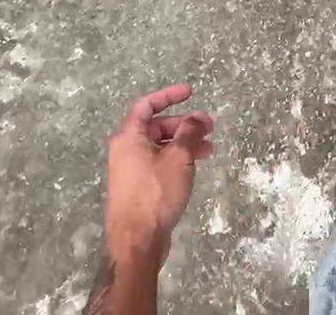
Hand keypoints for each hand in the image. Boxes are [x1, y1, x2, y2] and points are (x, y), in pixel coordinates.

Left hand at [105, 84, 213, 266]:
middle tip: (209, 128)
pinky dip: (177, 159)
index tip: (190, 92)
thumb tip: (196, 118)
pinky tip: (194, 167)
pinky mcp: (138, 188)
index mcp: (130, 138)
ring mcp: (131, 171)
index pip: (147, 106)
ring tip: (208, 150)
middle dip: (184, 124)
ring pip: (161, 146)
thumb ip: (189, 132)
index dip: (169, 95)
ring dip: (185, 143)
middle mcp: (126, 151)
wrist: (137, 242)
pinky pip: (159, 163)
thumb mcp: (179, 157)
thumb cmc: (156, 193)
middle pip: (157, 127)